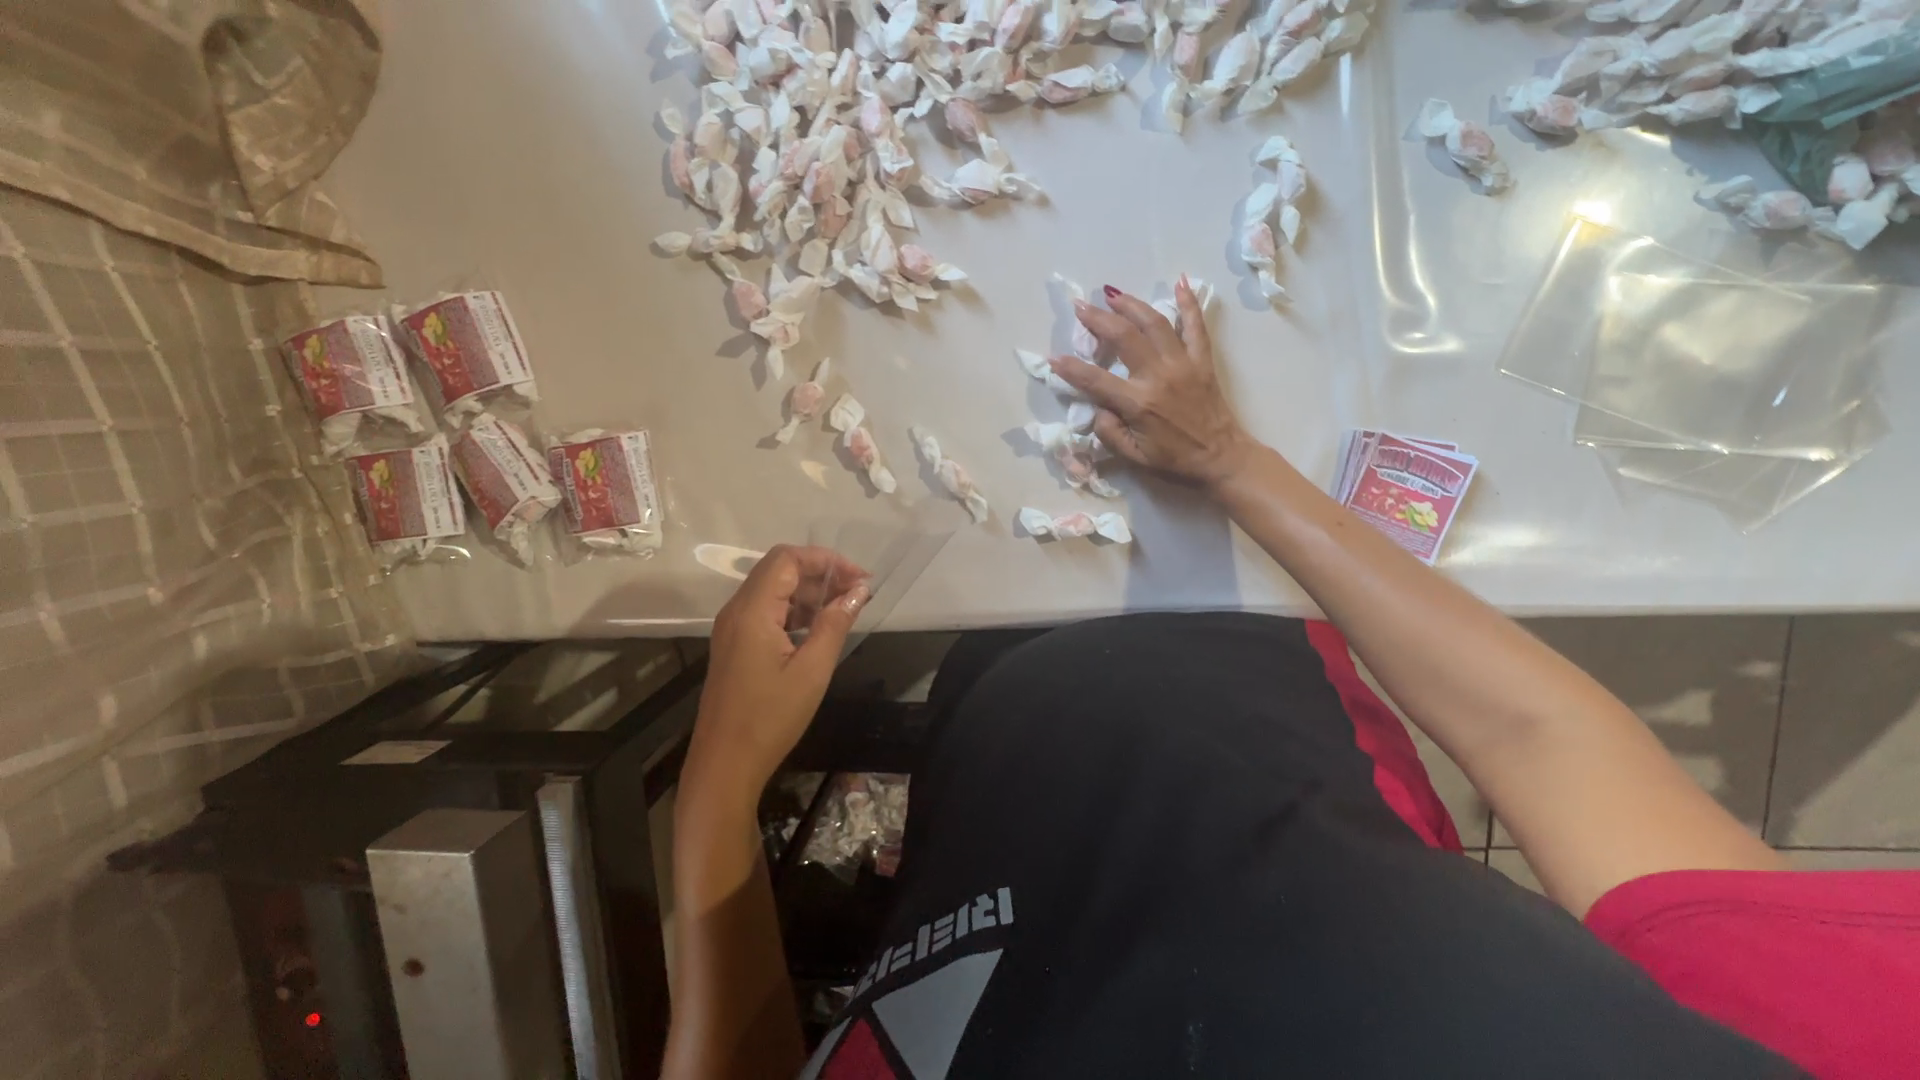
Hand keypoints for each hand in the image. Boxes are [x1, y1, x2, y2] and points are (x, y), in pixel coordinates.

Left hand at [689, 545, 871, 797]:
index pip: (787, 558)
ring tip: (844, 609)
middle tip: (857, 592)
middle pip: (778, 569)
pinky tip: (818, 628)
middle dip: (820, 573)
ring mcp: (731, 628)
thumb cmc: (771, 718)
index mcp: (752, 610)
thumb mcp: (812, 670)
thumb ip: (835, 624)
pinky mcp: (733, 645)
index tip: (859, 579)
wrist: (725, 764)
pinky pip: (765, 611)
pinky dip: (793, 610)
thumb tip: (858, 590)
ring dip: (808, 592)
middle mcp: (736, 610)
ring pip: (772, 590)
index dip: (825, 560)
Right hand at [1050, 278, 1255, 489]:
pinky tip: (1179, 283)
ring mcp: (1183, 364)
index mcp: (1138, 403)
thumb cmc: (1175, 461)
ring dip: (1131, 305)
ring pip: (1155, 323)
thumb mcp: (1134, 457)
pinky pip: (1196, 326)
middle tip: (1080, 307)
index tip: (1053, 358)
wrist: (1221, 458)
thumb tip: (1098, 408)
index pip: (1096, 380)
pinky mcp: (1202, 361)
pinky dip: (1189, 303)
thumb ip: (1109, 432)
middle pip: (1124, 337)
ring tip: (1112, 294)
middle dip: (1098, 319)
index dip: (1071, 369)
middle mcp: (1158, 376)